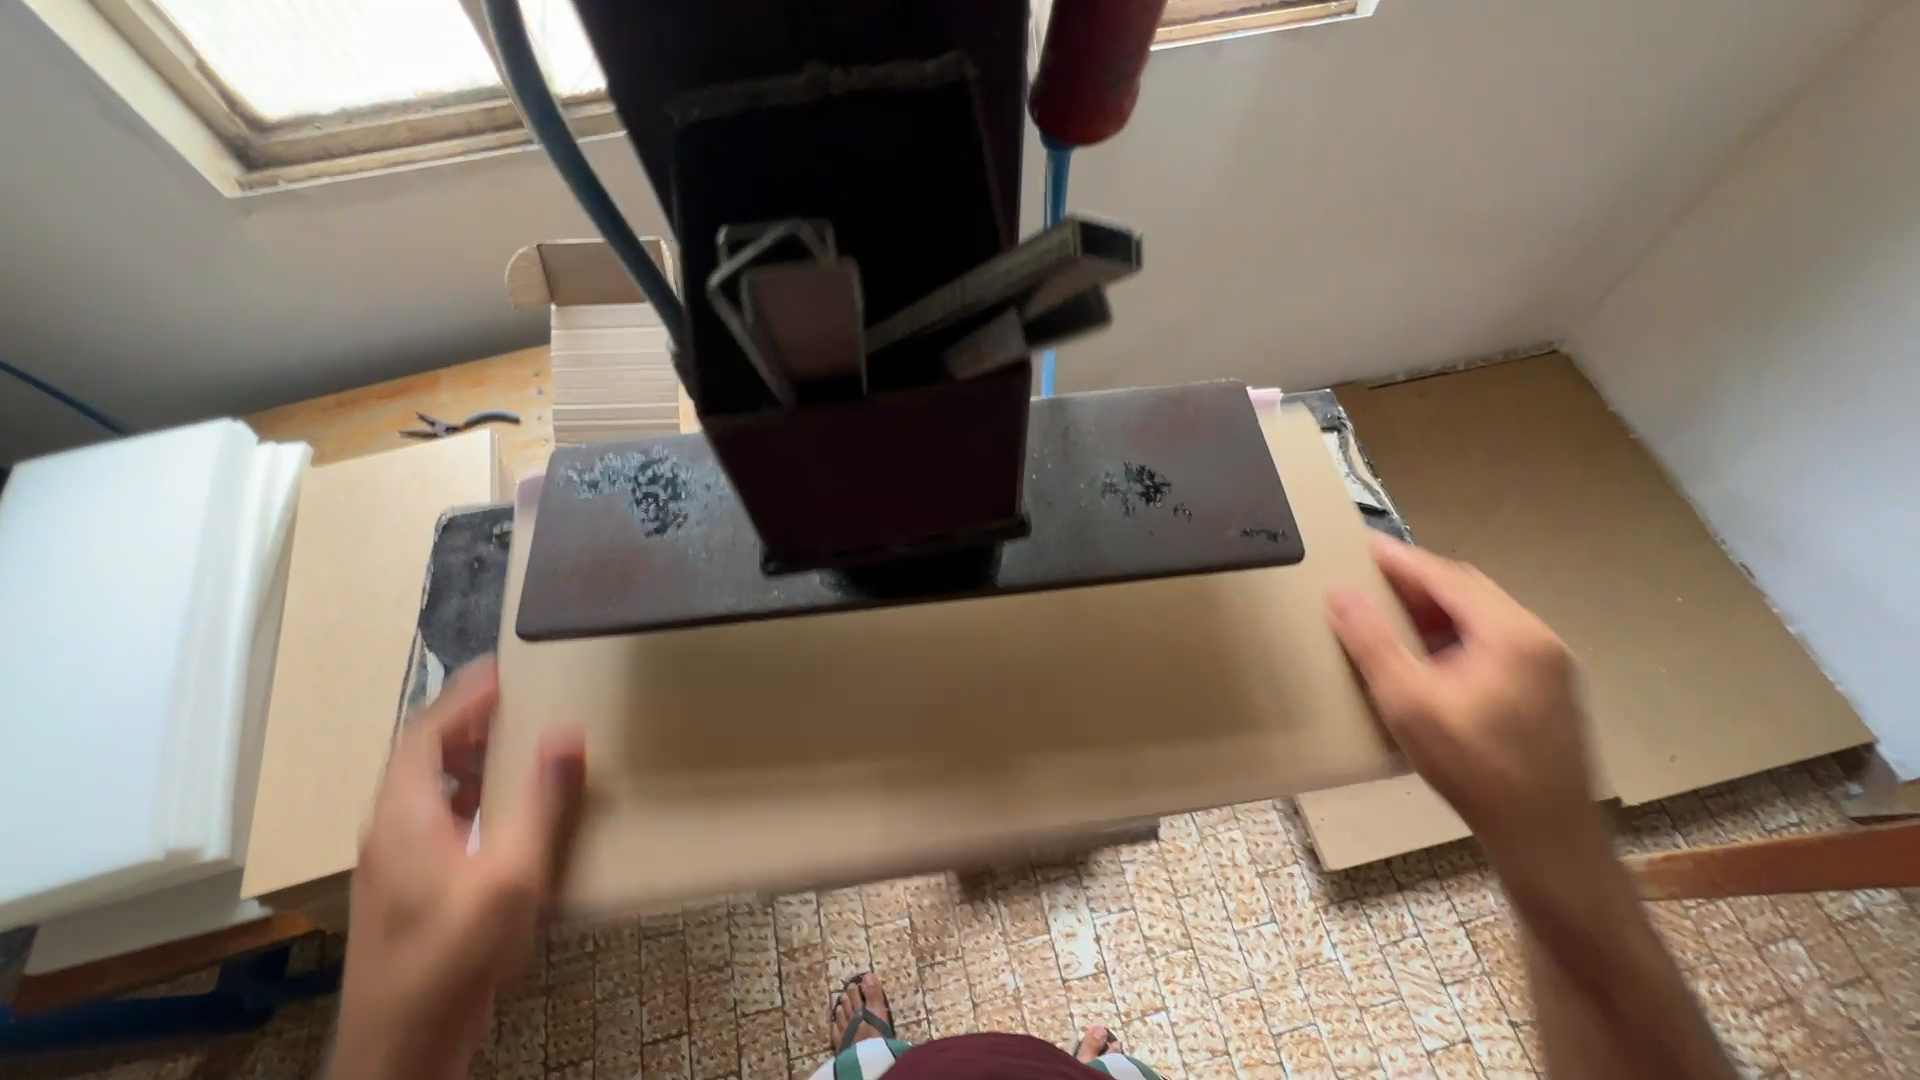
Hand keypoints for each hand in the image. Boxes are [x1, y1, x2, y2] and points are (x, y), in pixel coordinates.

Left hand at [328, 657, 585, 1079]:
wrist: (403, 1043)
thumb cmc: (456, 954)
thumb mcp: (513, 876)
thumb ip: (540, 802)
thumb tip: (566, 734)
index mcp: (405, 815)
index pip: (425, 732)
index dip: (463, 695)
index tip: (502, 666)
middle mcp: (388, 828)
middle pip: (420, 754)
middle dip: (466, 718)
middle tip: (516, 696)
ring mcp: (391, 860)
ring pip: (423, 785)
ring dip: (464, 753)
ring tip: (513, 739)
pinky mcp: (403, 885)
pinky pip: (430, 813)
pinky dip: (464, 789)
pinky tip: (496, 805)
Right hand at [1327, 536, 1600, 863]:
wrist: (1545, 836)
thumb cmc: (1474, 767)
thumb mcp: (1409, 703)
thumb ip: (1372, 644)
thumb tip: (1339, 593)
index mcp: (1512, 633)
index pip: (1447, 576)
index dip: (1400, 560)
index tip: (1362, 546)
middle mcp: (1538, 639)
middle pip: (1468, 591)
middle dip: (1416, 581)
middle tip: (1369, 578)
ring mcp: (1549, 666)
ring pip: (1482, 617)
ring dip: (1435, 609)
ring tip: (1388, 613)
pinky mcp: (1547, 691)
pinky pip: (1493, 642)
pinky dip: (1454, 634)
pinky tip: (1426, 656)